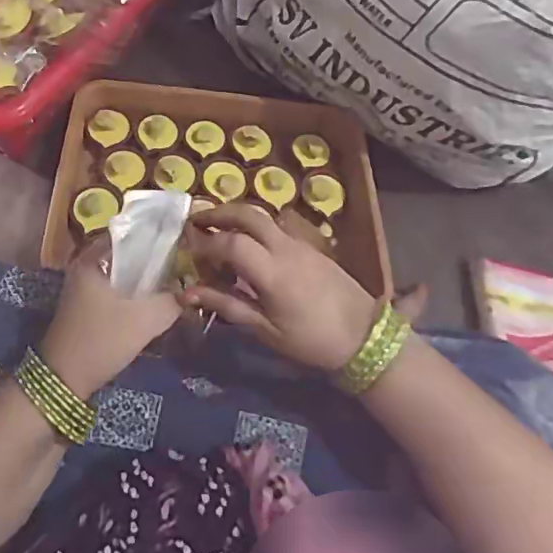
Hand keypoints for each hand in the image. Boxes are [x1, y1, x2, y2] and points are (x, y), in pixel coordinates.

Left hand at [38, 235, 180, 393]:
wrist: (65, 378)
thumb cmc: (101, 339)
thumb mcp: (144, 320)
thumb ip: (171, 301)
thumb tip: (189, 292)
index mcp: (92, 258)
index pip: (129, 231)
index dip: (157, 234)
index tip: (182, 240)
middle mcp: (85, 265)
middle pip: (127, 253)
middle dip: (154, 258)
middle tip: (185, 262)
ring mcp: (85, 286)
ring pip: (123, 273)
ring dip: (146, 278)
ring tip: (176, 280)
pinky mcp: (88, 305)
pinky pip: (118, 288)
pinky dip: (135, 292)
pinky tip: (156, 300)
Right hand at [182, 205, 388, 371]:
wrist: (365, 338)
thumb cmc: (311, 340)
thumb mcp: (265, 329)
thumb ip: (226, 305)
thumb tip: (187, 293)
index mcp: (272, 271)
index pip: (230, 243)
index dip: (205, 245)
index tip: (189, 253)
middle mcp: (285, 248)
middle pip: (247, 214)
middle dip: (218, 213)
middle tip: (196, 221)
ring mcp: (301, 244)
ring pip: (264, 216)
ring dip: (237, 217)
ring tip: (218, 230)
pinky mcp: (312, 246)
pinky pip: (278, 227)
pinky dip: (255, 227)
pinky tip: (248, 246)